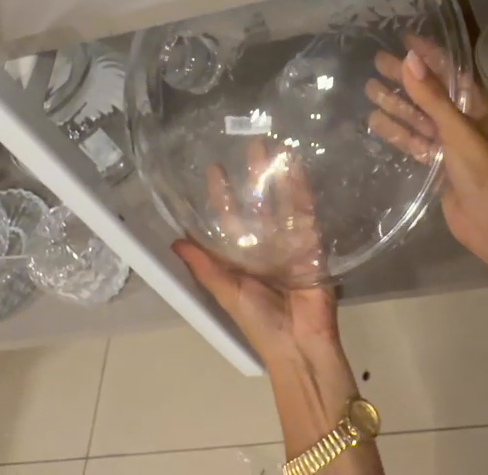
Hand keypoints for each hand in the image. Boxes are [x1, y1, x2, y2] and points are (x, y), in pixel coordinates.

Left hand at [172, 146, 362, 457]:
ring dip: (277, 174)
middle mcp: (265, 243)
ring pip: (281, 200)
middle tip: (250, 143)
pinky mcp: (312, 241)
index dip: (221, 195)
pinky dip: (301, 188)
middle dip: (253, 174)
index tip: (214, 168)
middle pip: (257, 202)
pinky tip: (295, 165)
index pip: (229, 217)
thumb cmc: (259, 321)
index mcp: (242, 256)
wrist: (300, 344)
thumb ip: (204, 266)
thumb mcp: (226, 291)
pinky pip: (305, 210)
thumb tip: (174, 240)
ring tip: (273, 145)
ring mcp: (290, 240)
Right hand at [366, 35, 487, 259]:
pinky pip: (413, 141)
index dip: (427, 53)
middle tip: (376, 61)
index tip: (403, 39)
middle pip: (429, 92)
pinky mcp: (438, 165)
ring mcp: (450, 143)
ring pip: (418, 117)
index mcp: (478, 106)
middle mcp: (464, 120)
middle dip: (405, 77)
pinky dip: (396, 131)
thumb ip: (431, 96)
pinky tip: (374, 121)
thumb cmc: (485, 172)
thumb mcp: (458, 130)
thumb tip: (408, 58)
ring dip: (396, 103)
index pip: (449, 70)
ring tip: (368, 88)